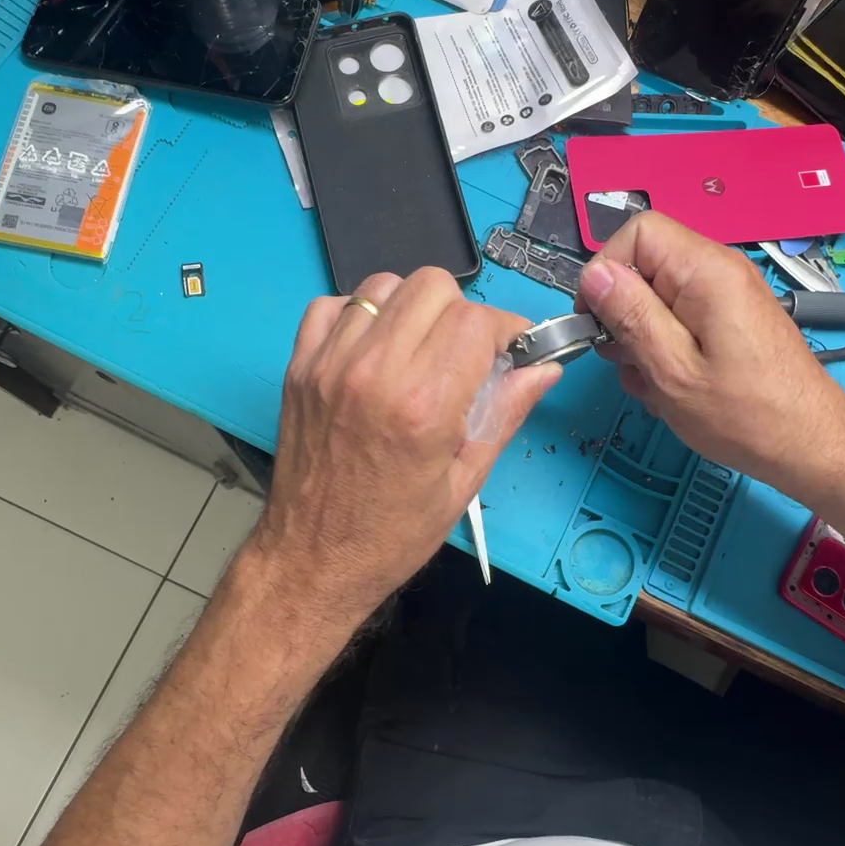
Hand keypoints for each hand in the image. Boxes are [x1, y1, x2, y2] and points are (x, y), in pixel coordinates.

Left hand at [250, 268, 560, 622]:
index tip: (511, 349)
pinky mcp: (298, 367)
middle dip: (461, 313)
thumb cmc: (393, 534)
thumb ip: (505, 414)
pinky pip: (333, 306)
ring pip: (383, 285)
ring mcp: (328, 364)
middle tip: (463, 354)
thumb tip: (546, 368)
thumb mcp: (464, 483)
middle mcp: (374, 371)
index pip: (476, 320)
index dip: (505, 328)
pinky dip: (360, 316)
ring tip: (418, 352)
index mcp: (423, 405)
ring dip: (412, 309)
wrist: (313, 560)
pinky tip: (373, 351)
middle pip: (432, 285)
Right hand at [574, 212, 844, 496]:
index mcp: (706, 272)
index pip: (637, 233)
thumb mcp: (672, 369)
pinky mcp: (727, 321)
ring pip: (656, 298)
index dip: (606, 271)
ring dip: (639, 340)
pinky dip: (662, 351)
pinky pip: (677, 320)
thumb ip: (630, 315)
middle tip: (625, 360)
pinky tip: (668, 386)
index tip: (597, 320)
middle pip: (644, 265)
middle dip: (621, 312)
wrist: (806, 445)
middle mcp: (718, 272)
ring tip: (650, 382)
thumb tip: (595, 274)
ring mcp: (724, 297)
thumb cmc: (743, 414)